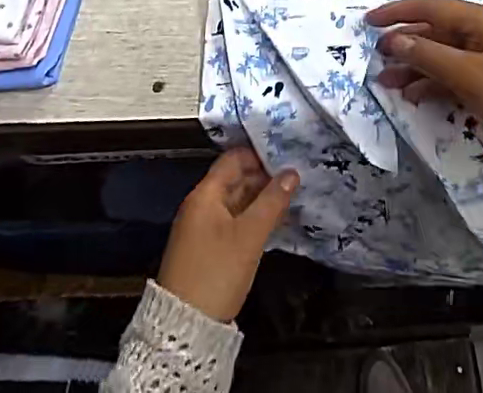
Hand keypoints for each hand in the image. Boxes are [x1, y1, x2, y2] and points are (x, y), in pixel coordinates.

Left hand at [157, 146, 297, 321]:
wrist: (185, 329)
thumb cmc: (216, 272)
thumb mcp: (250, 234)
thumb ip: (273, 200)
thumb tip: (292, 172)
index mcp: (205, 196)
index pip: (234, 159)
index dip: (260, 153)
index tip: (288, 153)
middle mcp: (201, 206)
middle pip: (237, 178)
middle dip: (266, 175)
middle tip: (298, 174)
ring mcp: (204, 228)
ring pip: (238, 200)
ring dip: (264, 197)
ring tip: (294, 194)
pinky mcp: (209, 247)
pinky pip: (236, 220)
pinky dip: (256, 216)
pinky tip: (278, 219)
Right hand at [366, 0, 482, 136]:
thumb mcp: (468, 74)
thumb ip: (430, 56)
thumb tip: (395, 40)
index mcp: (479, 19)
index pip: (431, 7)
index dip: (398, 12)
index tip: (369, 21)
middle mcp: (482, 30)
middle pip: (435, 30)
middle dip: (404, 43)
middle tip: (375, 59)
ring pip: (443, 52)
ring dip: (416, 65)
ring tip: (388, 82)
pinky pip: (456, 70)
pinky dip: (435, 80)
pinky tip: (415, 95)